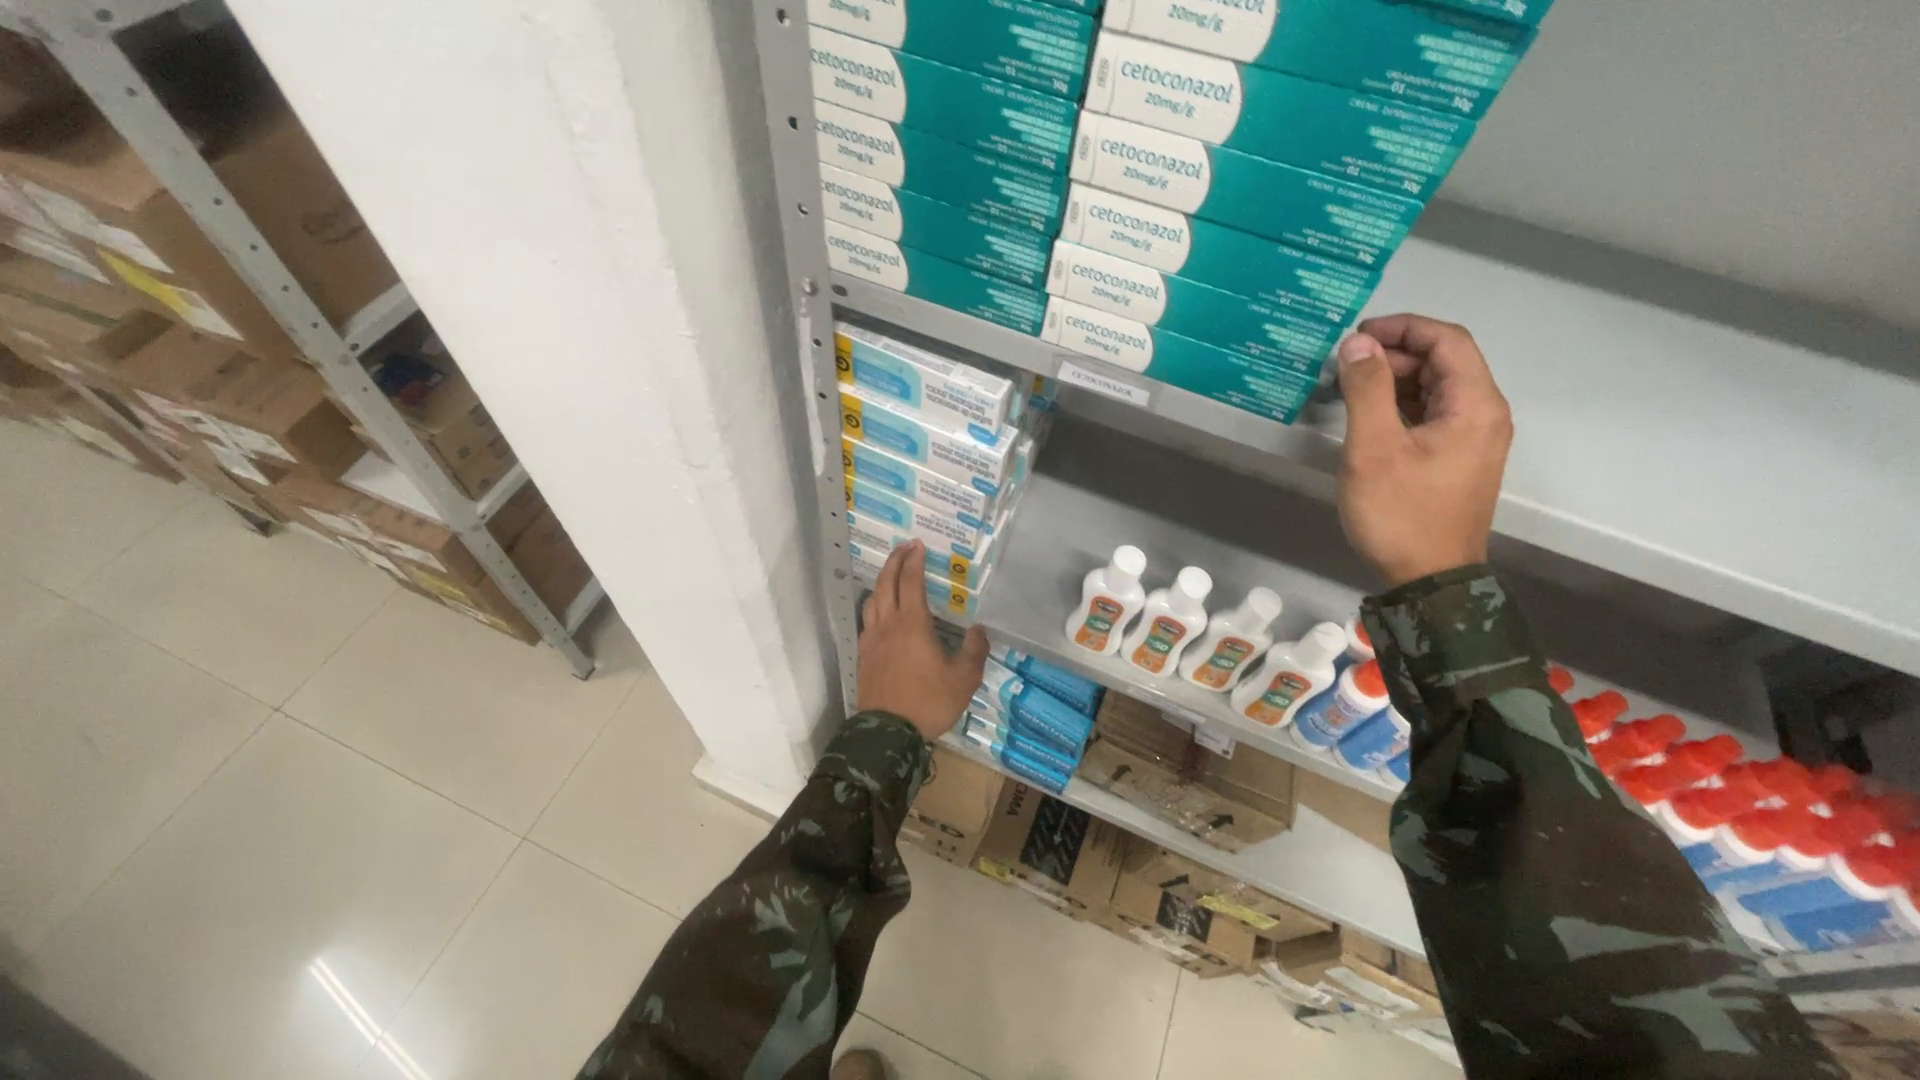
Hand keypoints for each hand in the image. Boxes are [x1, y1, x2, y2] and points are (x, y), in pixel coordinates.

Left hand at [858, 541, 989, 740]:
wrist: (888, 732)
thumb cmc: (929, 701)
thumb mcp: (964, 679)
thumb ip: (974, 651)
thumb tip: (979, 630)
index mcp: (912, 624)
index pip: (911, 582)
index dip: (914, 562)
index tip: (917, 545)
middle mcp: (888, 625)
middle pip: (886, 584)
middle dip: (894, 562)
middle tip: (903, 548)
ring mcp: (872, 640)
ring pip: (872, 601)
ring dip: (881, 582)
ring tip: (890, 576)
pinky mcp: (864, 656)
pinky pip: (867, 621)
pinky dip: (874, 606)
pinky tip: (880, 613)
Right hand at [1336, 315, 1512, 587]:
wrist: (1428, 580)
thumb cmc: (1401, 513)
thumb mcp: (1373, 448)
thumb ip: (1366, 388)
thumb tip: (1357, 343)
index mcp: (1475, 406)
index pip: (1448, 340)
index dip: (1402, 327)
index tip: (1357, 336)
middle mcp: (1484, 415)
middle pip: (1443, 362)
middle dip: (1393, 355)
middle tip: (1344, 366)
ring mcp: (1473, 440)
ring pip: (1435, 389)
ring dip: (1393, 380)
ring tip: (1348, 388)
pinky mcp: (1456, 460)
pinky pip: (1431, 415)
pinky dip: (1400, 405)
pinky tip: (1366, 415)